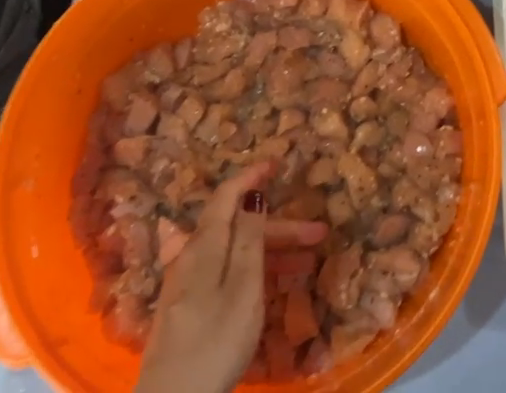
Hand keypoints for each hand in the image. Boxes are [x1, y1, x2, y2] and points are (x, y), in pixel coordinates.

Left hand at [135, 164, 328, 392]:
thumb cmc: (215, 342)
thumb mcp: (242, 288)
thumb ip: (249, 240)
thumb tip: (252, 195)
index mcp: (204, 247)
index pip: (226, 197)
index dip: (251, 177)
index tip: (277, 163)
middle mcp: (191, 258)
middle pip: (235, 227)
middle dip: (277, 225)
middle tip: (318, 234)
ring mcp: (187, 284)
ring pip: (233, 251)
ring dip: (270, 249)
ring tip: (306, 261)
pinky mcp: (188, 308)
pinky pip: (225, 271)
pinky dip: (253, 267)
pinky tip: (270, 281)